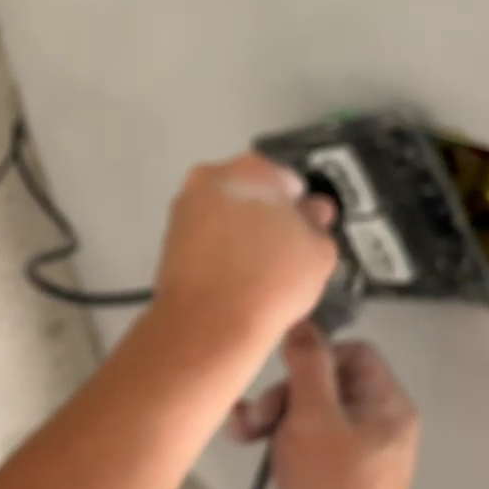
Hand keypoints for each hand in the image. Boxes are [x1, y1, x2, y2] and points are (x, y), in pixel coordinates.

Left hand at [149, 153, 339, 339]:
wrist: (208, 319)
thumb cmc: (272, 278)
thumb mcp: (320, 251)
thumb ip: (317, 223)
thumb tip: (310, 212)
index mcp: (252, 168)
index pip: (288, 183)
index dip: (301, 212)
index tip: (303, 237)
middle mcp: (211, 176)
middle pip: (250, 194)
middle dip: (266, 217)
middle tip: (281, 255)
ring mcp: (184, 204)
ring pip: (224, 214)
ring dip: (239, 232)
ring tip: (254, 271)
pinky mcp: (168, 233)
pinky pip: (204, 235)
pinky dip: (217, 248)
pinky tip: (230, 276)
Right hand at [230, 327, 419, 488]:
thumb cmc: (329, 485)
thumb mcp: (314, 416)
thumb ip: (308, 364)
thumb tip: (303, 321)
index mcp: (387, 406)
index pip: (355, 352)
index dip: (318, 355)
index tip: (286, 370)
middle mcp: (374, 421)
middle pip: (323, 378)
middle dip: (283, 392)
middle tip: (259, 415)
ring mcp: (350, 445)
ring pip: (304, 404)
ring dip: (270, 412)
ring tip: (242, 431)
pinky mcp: (326, 464)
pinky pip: (299, 431)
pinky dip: (273, 432)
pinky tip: (245, 439)